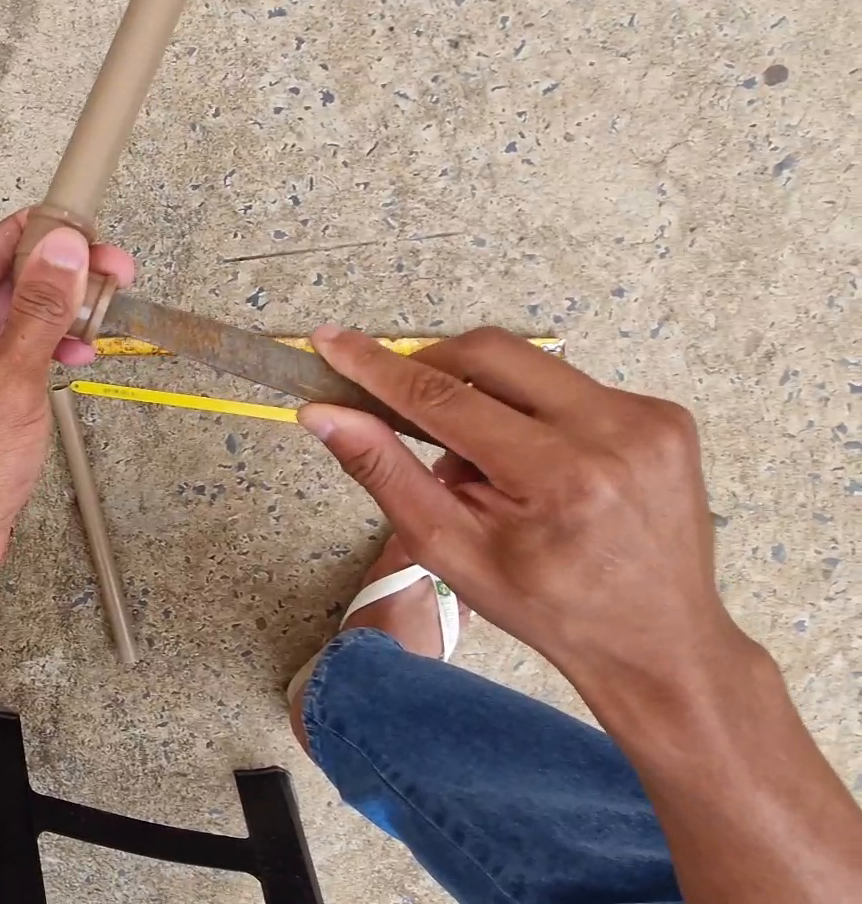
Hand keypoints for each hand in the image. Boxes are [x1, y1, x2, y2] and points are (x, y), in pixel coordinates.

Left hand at [0, 209, 134, 604]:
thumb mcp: (6, 382)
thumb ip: (36, 311)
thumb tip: (61, 249)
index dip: (43, 233)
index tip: (91, 230)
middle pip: (6, 282)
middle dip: (62, 273)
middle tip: (116, 274)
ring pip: (15, 320)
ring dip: (60, 312)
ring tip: (106, 314)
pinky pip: (15, 358)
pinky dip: (48, 350)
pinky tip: (77, 354)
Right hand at [296, 326, 748, 696]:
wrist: (658, 641)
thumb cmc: (539, 603)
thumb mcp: (442, 546)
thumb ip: (381, 470)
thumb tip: (322, 414)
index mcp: (560, 475)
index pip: (443, 398)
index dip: (376, 366)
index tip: (328, 341)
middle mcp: (616, 430)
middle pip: (489, 354)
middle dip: (426, 368)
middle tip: (395, 408)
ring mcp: (649, 416)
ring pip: (522, 363)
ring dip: (472, 394)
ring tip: (468, 458)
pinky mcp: (661, 414)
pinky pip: (558, 383)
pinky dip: (514, 407)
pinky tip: (515, 459)